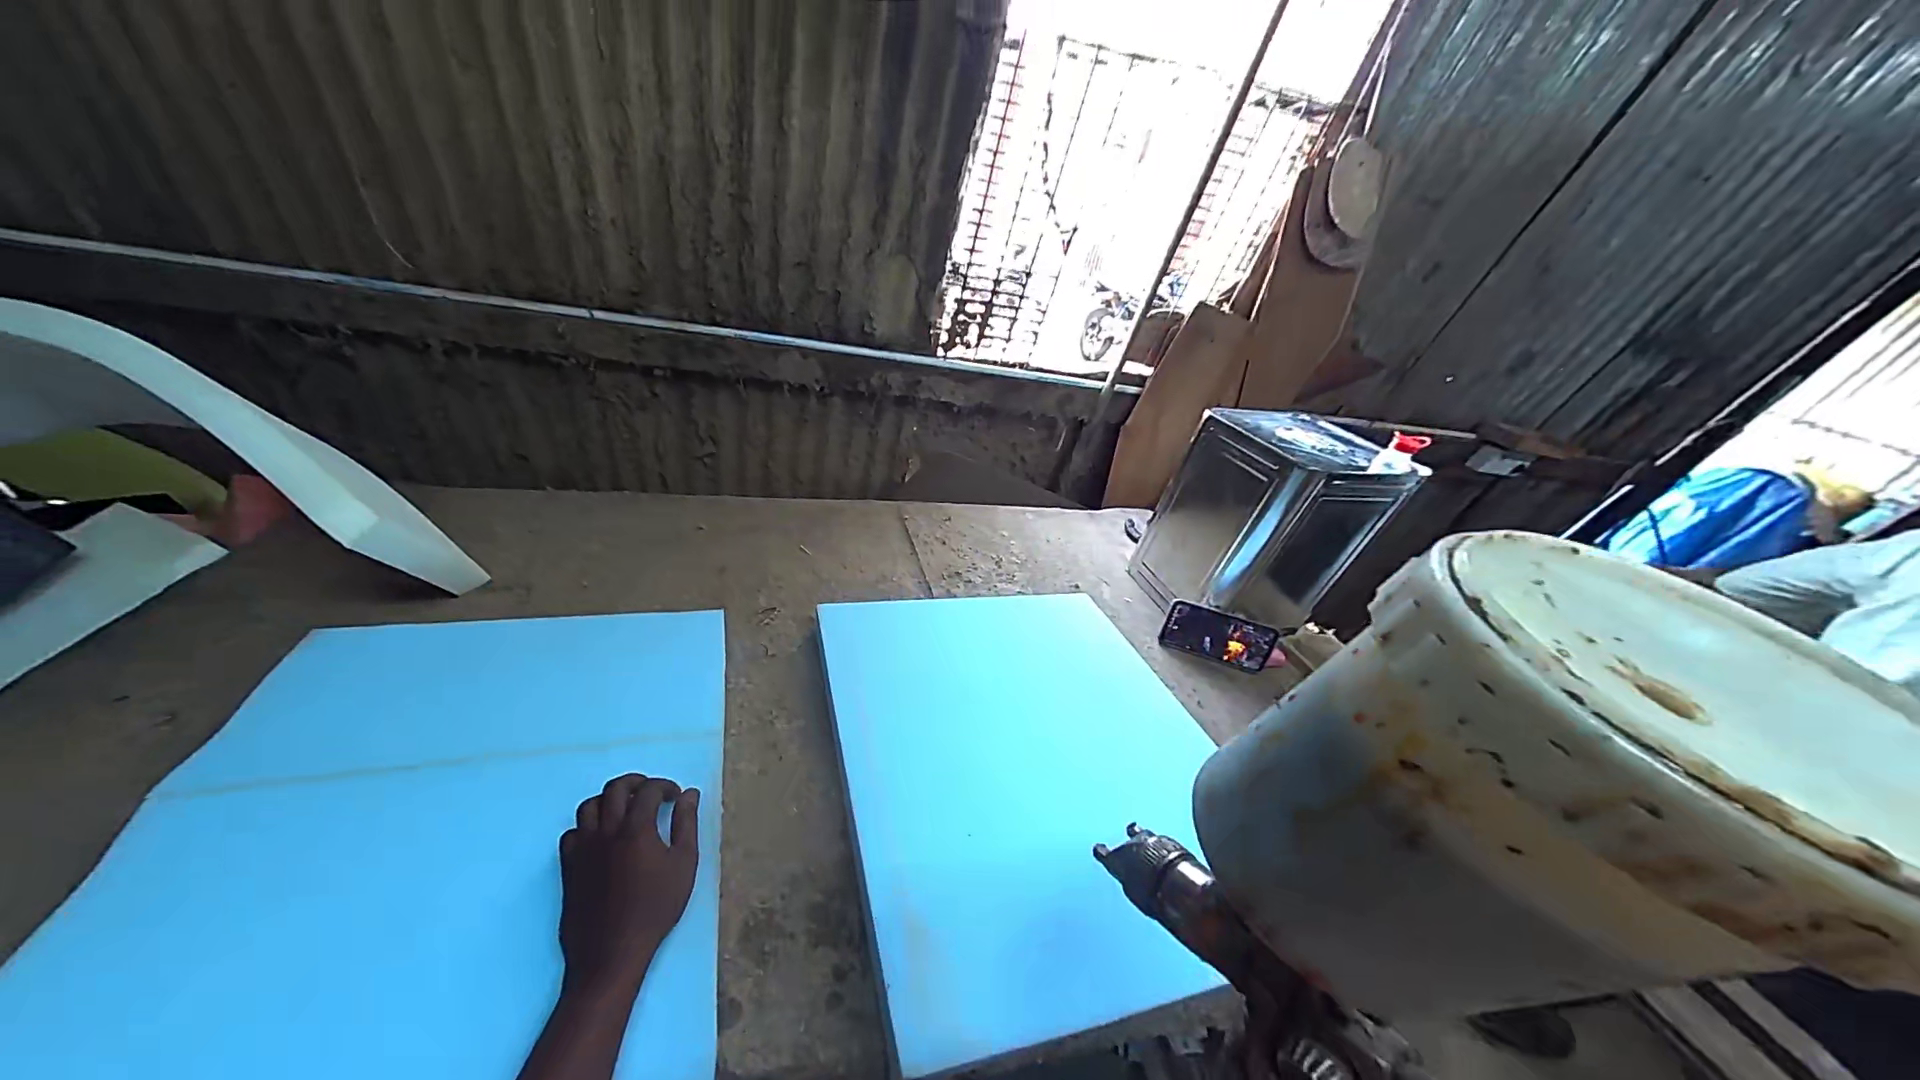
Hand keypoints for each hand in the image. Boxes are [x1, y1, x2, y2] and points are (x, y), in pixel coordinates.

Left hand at [557, 774, 700, 996]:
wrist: (611, 952)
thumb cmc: (655, 908)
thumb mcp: (684, 864)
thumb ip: (686, 824)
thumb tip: (689, 794)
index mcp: (636, 829)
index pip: (649, 790)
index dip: (665, 786)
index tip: (676, 796)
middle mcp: (605, 831)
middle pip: (615, 789)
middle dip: (636, 783)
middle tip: (651, 791)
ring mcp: (582, 849)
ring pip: (589, 806)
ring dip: (609, 800)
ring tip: (625, 809)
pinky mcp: (567, 867)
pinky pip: (571, 833)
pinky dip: (587, 826)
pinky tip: (602, 837)